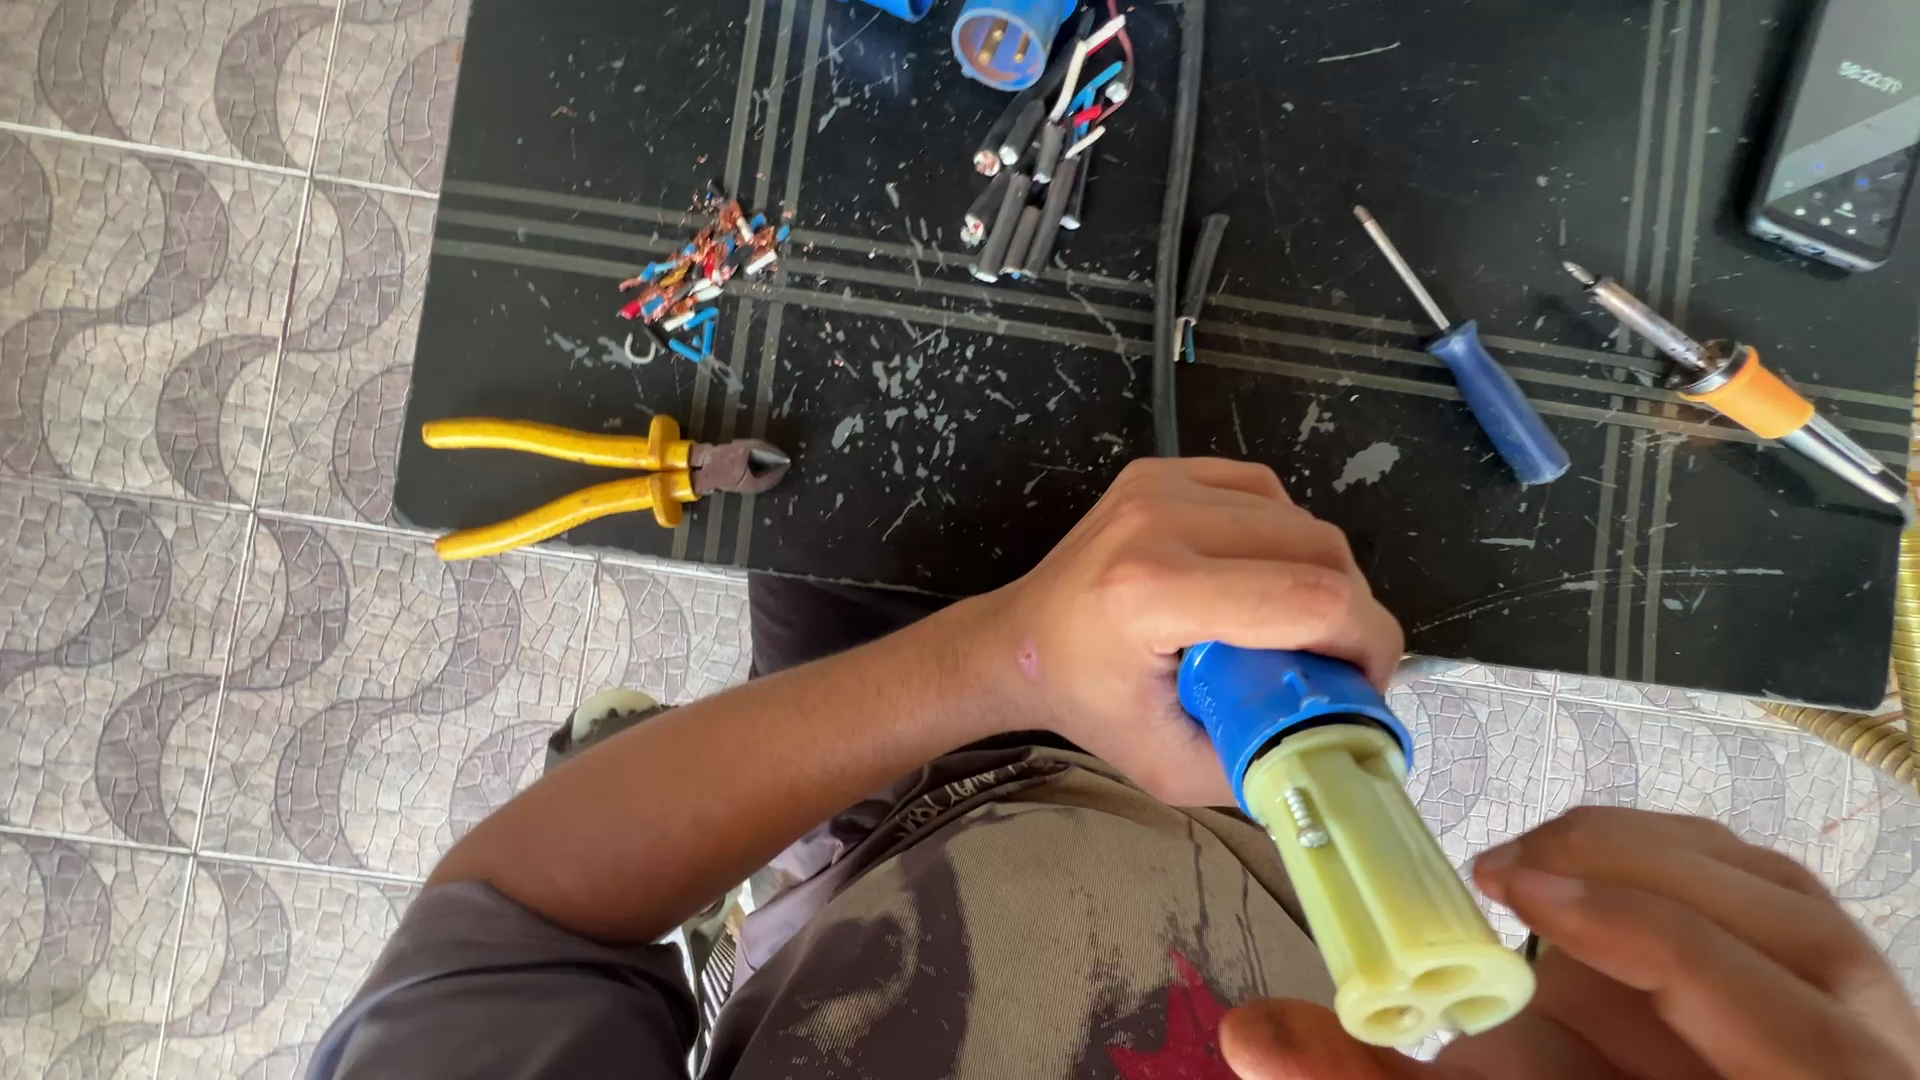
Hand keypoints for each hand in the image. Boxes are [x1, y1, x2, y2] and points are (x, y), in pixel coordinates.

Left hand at [976, 457, 1402, 806]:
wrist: (1021, 641)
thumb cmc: (1089, 704)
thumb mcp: (1173, 767)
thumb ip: (1268, 763)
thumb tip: (1347, 743)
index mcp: (1153, 593)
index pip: (1311, 598)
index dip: (1367, 641)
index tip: (1363, 682)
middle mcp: (1156, 521)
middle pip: (1318, 547)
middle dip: (1350, 611)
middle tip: (1331, 661)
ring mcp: (1157, 485)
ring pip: (1297, 515)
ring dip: (1318, 571)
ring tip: (1292, 621)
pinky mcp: (1158, 471)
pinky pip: (1262, 491)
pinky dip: (1281, 532)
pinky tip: (1259, 572)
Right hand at [1219, 806, 1919, 1079]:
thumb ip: (1357, 1075)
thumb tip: (1242, 1035)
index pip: (1808, 1040)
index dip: (1657, 941)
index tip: (1508, 888)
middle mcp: (1847, 1068)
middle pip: (1811, 945)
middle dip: (1638, 877)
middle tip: (1504, 869)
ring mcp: (1834, 1020)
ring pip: (1787, 898)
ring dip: (1642, 851)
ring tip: (1528, 860)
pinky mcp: (1784, 969)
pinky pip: (1756, 878)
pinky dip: (1656, 847)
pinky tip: (1573, 866)